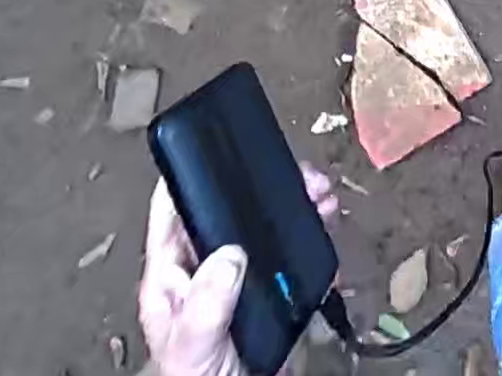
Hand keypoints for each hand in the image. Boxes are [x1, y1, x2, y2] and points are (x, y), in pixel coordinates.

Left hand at [139, 165, 339, 375]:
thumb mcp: (194, 352)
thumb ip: (206, 308)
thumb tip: (230, 253)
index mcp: (175, 274)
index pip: (175, 209)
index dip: (192, 176)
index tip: (223, 149)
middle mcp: (206, 264)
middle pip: (232, 205)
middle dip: (266, 185)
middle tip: (301, 176)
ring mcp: (241, 271)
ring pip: (267, 218)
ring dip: (296, 200)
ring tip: (322, 194)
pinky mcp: (273, 280)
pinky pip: (293, 240)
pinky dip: (313, 224)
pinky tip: (326, 220)